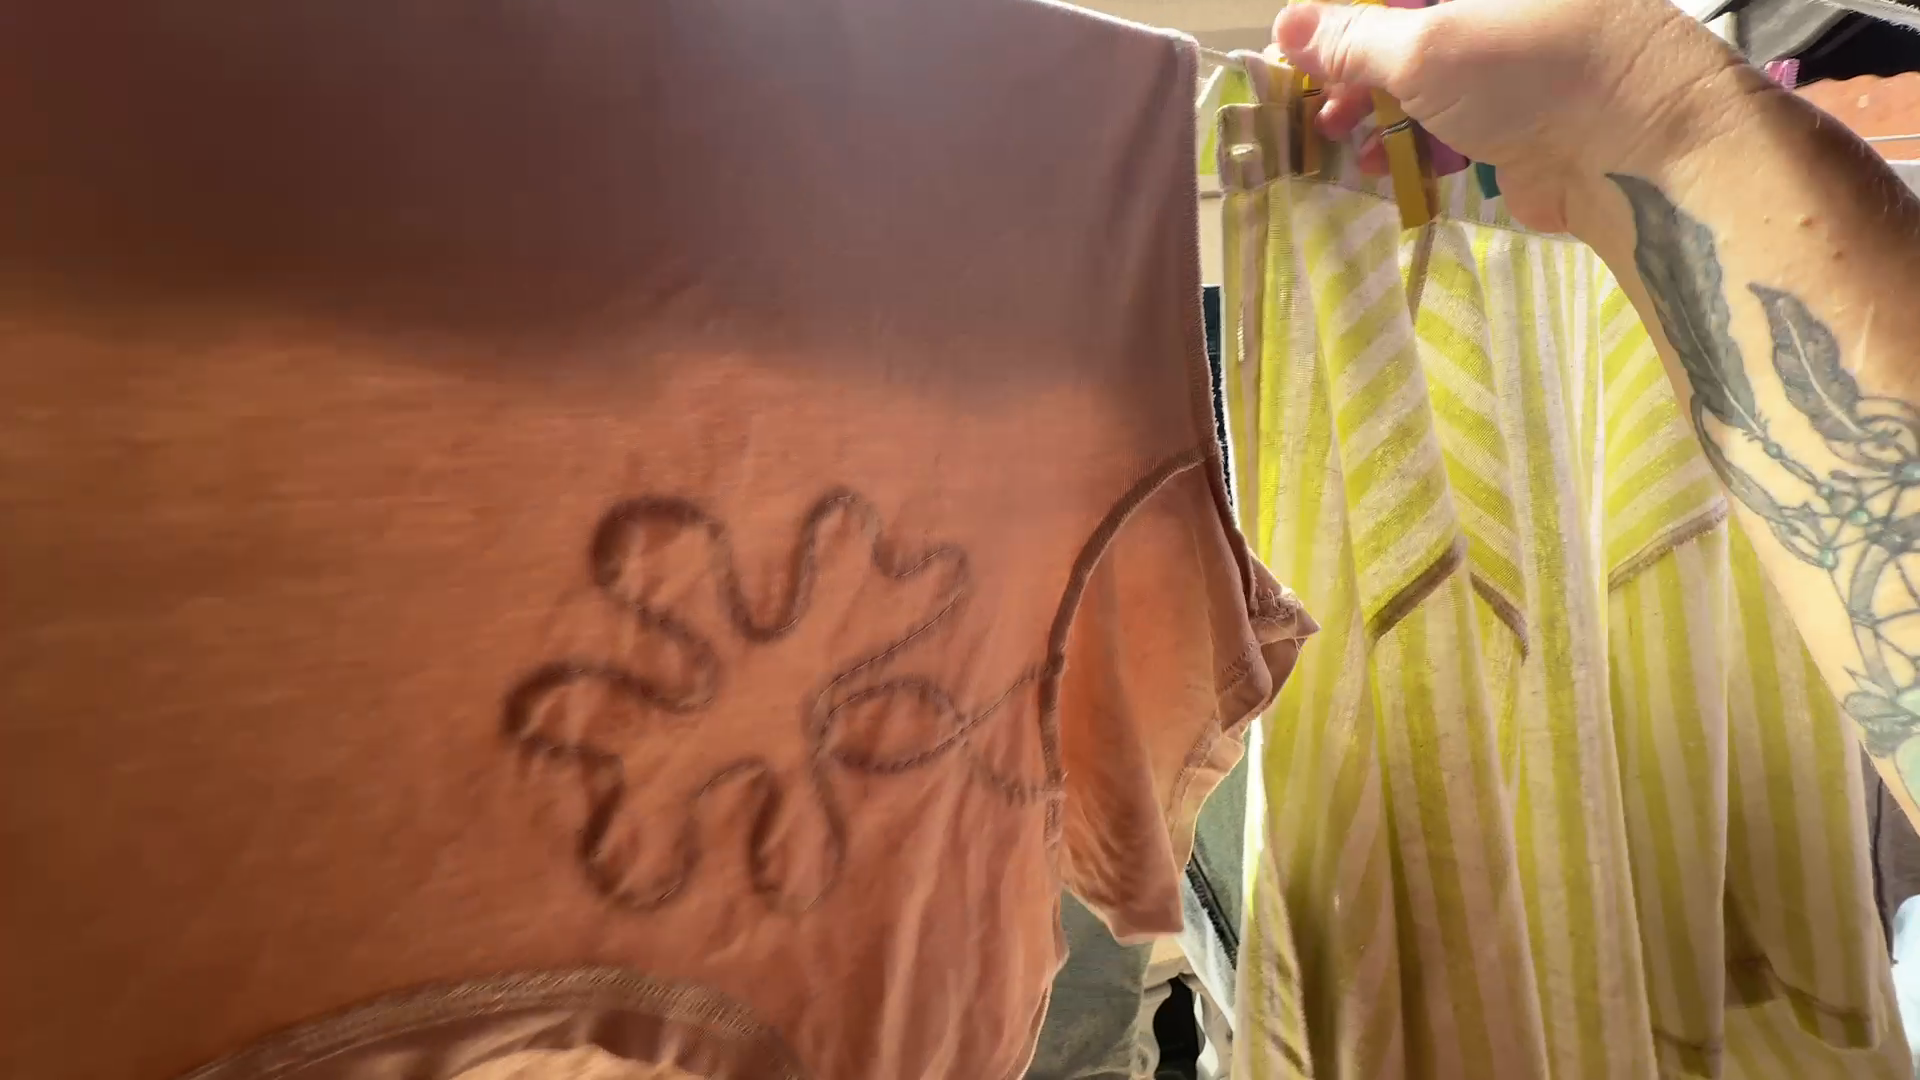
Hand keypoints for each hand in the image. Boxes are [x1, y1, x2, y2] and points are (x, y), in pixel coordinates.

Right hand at [1273, 0, 1761, 231]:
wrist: (1624, 146)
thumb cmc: (1527, 75)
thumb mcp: (1425, 49)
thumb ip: (1352, 40)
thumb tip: (1284, 24)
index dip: (1339, 25)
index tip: (1296, 58)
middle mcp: (1495, 10)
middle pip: (1401, 37)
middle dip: (1352, 76)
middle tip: (1320, 111)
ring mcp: (1505, 60)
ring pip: (1416, 84)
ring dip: (1371, 116)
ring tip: (1343, 144)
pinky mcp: (1508, 113)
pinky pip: (1440, 122)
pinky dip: (1406, 143)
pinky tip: (1382, 165)